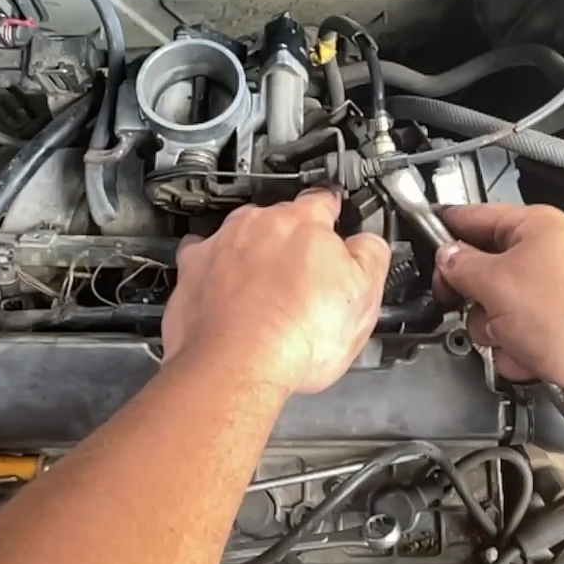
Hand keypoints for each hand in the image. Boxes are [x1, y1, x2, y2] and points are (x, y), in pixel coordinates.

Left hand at [163, 190, 390, 398]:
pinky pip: (202, 255)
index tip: (334, 220)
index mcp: (304, 222)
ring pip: (242, 234)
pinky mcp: (193, 269)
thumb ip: (370, 256)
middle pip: (280, 218)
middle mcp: (259, 223)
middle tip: (304, 277)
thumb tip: (368, 243)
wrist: (237, 365)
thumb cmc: (297, 336)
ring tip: (266, 290)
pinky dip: (214, 268)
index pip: (322, 199)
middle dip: (292, 241)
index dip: (332, 211)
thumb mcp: (365, 296)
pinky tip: (224, 288)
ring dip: (254, 253)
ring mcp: (222, 244)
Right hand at [435, 204, 563, 419]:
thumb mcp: (502, 283)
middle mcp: (549, 256)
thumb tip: (446, 259)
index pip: (473, 218)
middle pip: (484, 272)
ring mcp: (559, 296)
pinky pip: (522, 339)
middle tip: (482, 308)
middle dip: (477, 299)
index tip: (424, 247)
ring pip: (499, 313)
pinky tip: (536, 358)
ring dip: (499, 333)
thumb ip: (463, 267)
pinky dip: (521, 353)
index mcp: (535, 227)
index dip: (444, 233)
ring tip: (518, 339)